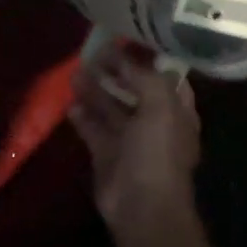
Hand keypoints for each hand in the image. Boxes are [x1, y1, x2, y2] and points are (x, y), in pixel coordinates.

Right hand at [68, 48, 200, 234]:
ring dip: (95, 91)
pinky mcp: (106, 153)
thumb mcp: (160, 108)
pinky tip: (69, 103)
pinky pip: (92, 128)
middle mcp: (155, 123)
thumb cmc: (156, 153)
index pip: (166, 79)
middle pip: (134, 91)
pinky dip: (82, 116)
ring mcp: (129, 140)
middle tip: (92, 53)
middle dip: (116, 73)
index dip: (149, 61)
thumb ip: (144, 78)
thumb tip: (122, 55)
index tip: (125, 42)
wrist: (139, 204)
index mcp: (177, 112)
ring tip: (75, 72)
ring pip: (111, 108)